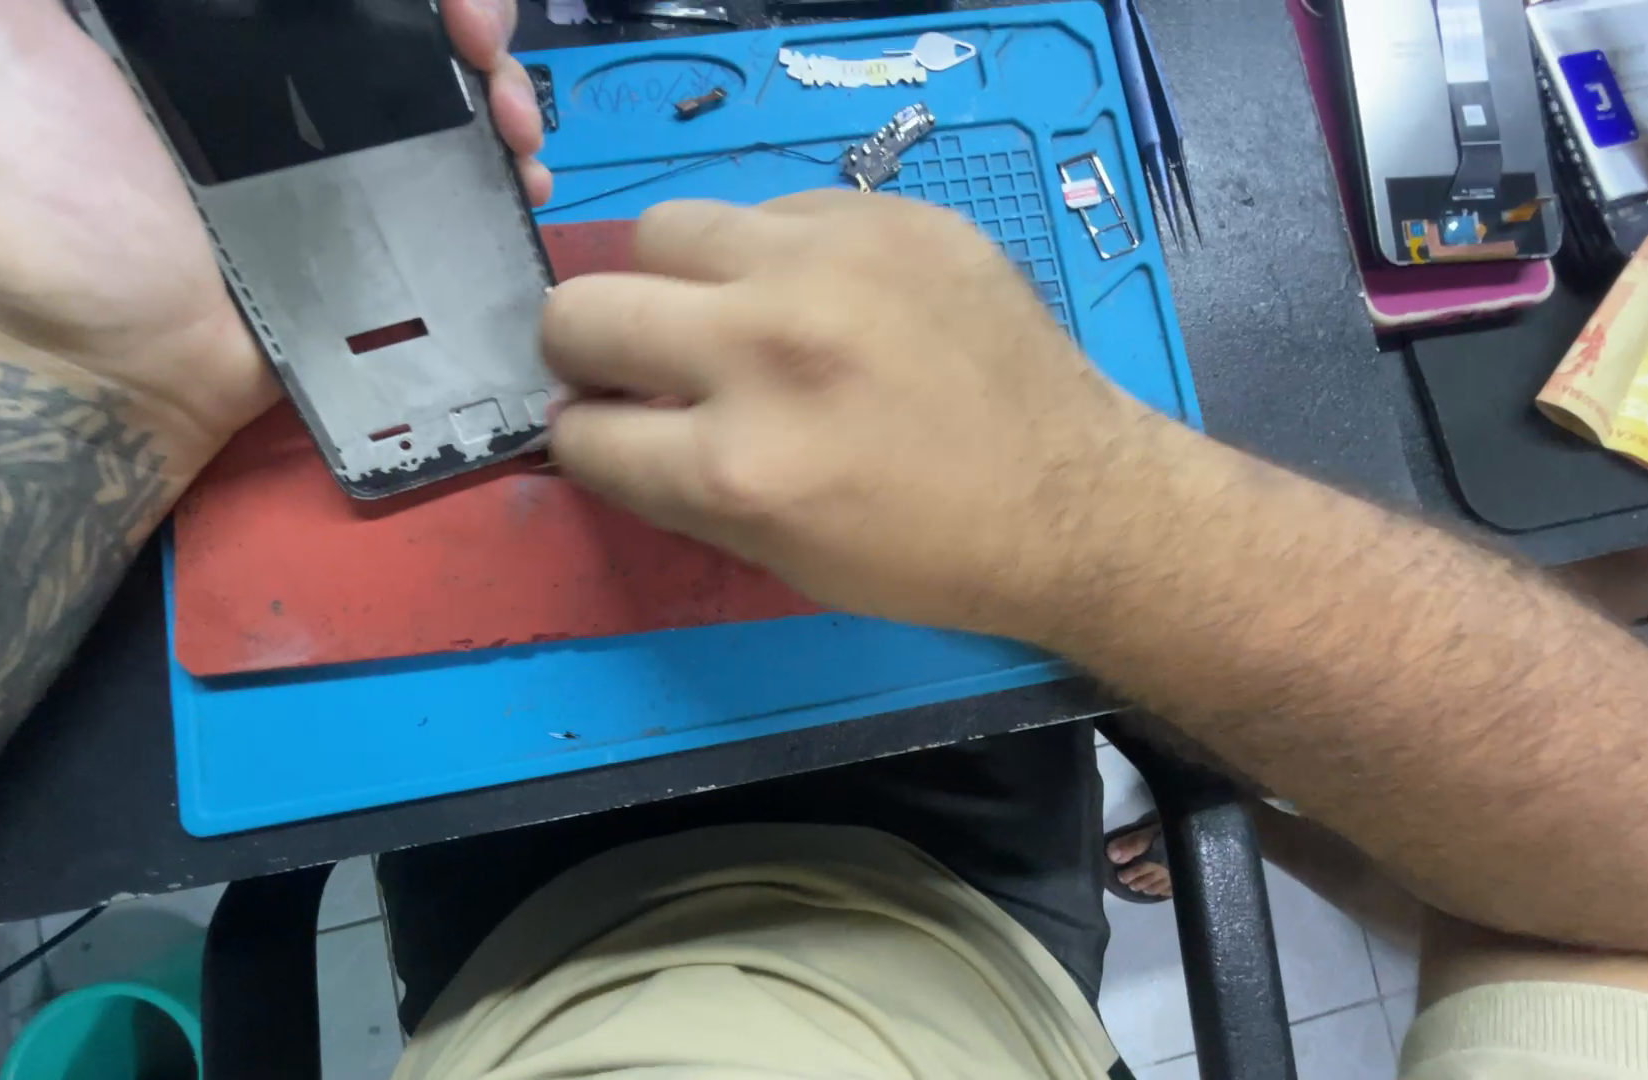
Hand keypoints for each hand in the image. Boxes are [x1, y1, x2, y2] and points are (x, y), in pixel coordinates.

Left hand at [0, 0, 549, 470]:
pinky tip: (524, 177)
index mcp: (213, 17)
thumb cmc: (37, 198)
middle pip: (408, 24)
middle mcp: (296, 76)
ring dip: (509, 90)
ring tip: (516, 125)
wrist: (127, 362)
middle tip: (481, 41)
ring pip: (458, 93)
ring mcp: (358, 158)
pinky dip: (514, 172)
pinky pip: (472, 186)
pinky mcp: (396, 229)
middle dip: (470, 14)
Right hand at [543, 192, 1144, 637]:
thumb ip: (671, 484)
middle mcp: (766, 349)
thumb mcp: (776, 553)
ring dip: (671, 286)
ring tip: (730, 319)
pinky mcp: (890, 215)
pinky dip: (767, 260)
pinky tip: (822, 299)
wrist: (1069, 503)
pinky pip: (769, 213)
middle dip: (585, 351)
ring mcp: (832, 265)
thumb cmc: (919, 557)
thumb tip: (595, 418)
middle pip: (580, 309)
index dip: (583, 440)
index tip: (609, 432)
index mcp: (737, 468)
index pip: (578, 433)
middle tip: (634, 367)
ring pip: (662, 230)